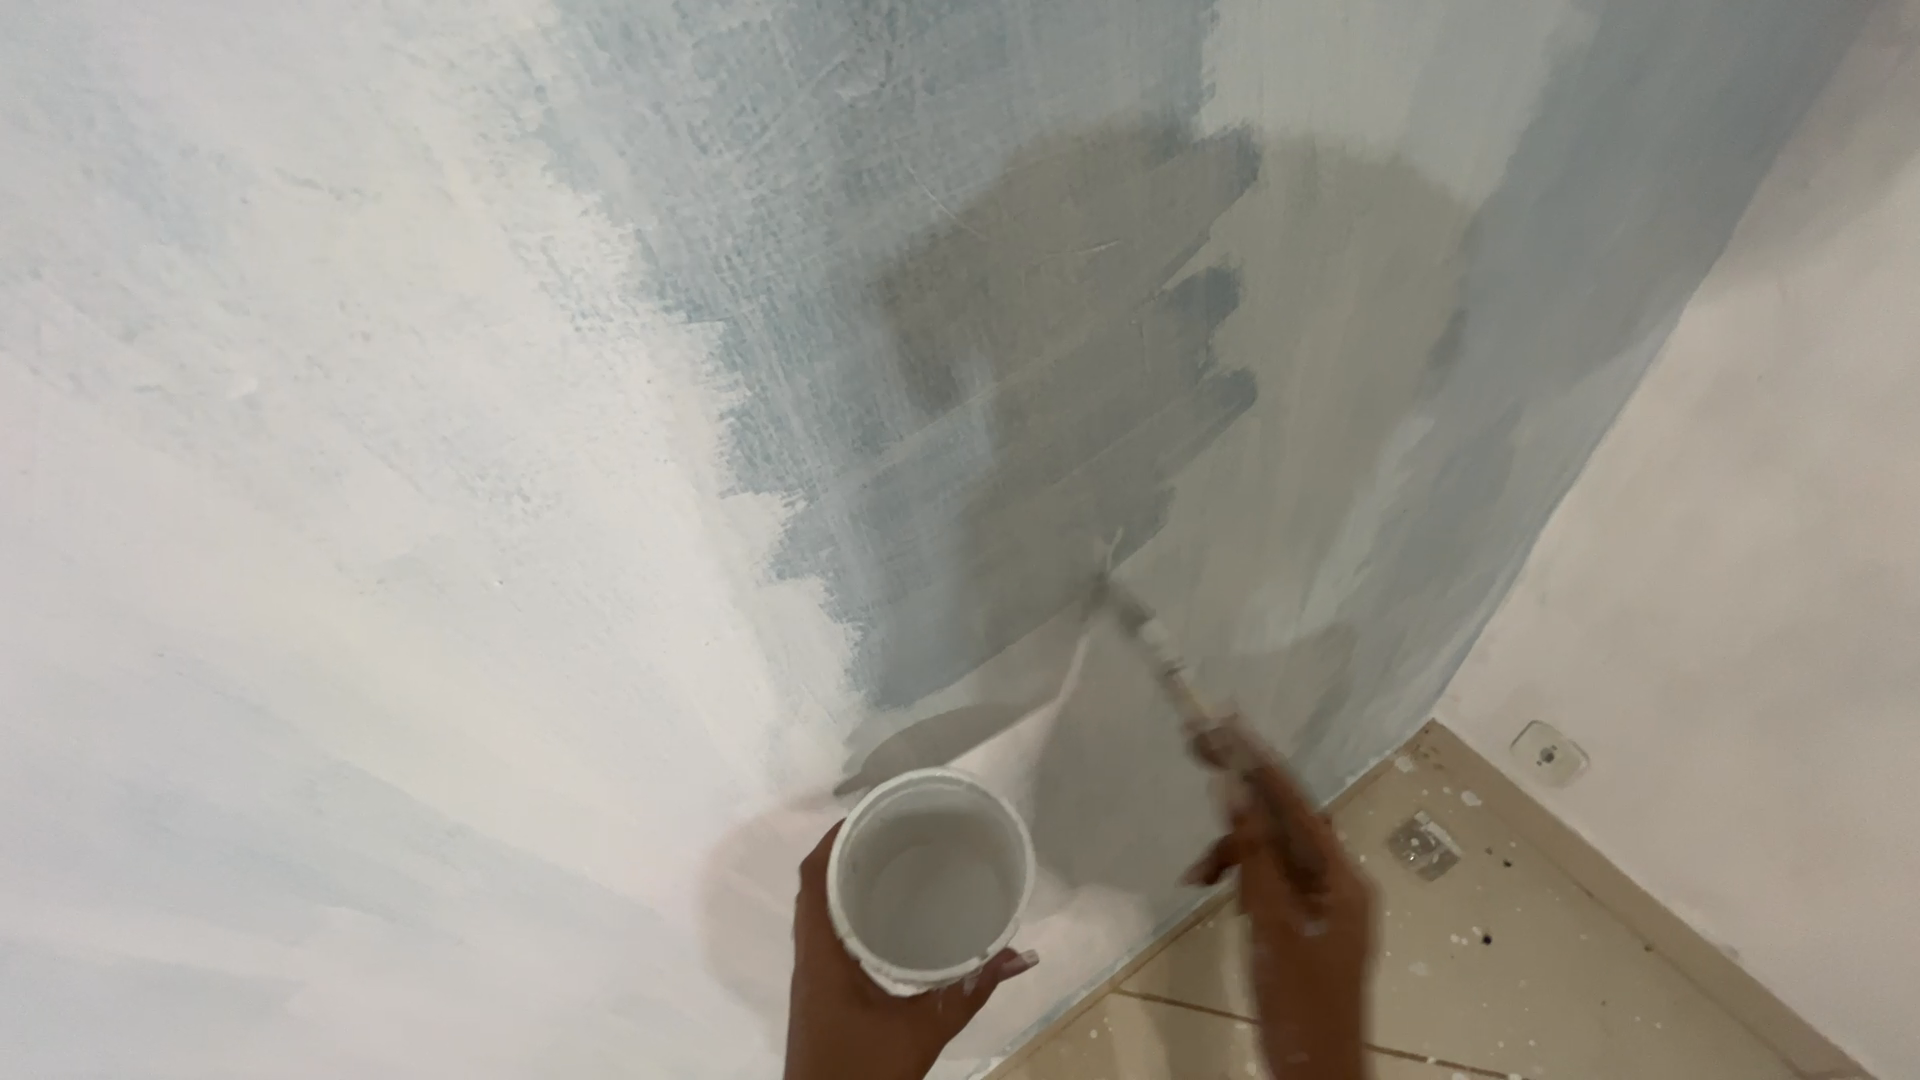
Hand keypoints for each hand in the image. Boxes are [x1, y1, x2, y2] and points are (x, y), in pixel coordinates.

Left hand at [784, 821, 1038, 1079]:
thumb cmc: (863, 1075)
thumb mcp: (923, 1031)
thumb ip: (969, 991)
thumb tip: (1019, 955)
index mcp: (821, 954)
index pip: (813, 877)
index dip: (832, 838)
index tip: (867, 812)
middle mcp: (808, 957)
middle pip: (813, 886)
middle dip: (844, 851)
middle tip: (888, 829)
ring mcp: (809, 976)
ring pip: (816, 910)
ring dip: (841, 880)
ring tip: (886, 858)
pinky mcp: (817, 992)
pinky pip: (824, 933)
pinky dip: (844, 910)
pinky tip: (880, 915)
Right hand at [1185, 718, 1376, 1079]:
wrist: (1316, 1075)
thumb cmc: (1298, 1001)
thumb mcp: (1269, 922)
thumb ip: (1252, 852)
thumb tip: (1232, 789)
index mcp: (1342, 878)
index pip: (1297, 804)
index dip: (1260, 762)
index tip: (1229, 724)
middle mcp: (1336, 879)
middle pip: (1282, 818)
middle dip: (1239, 791)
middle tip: (1197, 747)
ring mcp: (1319, 899)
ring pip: (1268, 848)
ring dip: (1231, 850)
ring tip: (1196, 874)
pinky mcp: (1300, 916)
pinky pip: (1266, 877)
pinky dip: (1237, 876)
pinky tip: (1209, 886)